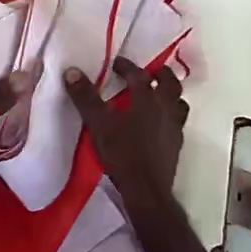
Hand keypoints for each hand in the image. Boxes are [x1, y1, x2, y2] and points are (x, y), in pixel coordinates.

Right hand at [65, 57, 187, 205]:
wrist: (145, 188)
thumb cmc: (122, 154)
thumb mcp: (99, 124)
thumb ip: (86, 98)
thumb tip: (71, 71)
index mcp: (147, 100)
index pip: (139, 75)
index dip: (127, 66)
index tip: (117, 63)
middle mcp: (165, 109)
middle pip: (170, 83)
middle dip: (160, 73)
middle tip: (151, 71)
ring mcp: (174, 127)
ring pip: (178, 102)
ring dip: (170, 94)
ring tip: (160, 94)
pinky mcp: (176, 144)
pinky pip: (177, 121)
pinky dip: (170, 114)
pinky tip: (160, 122)